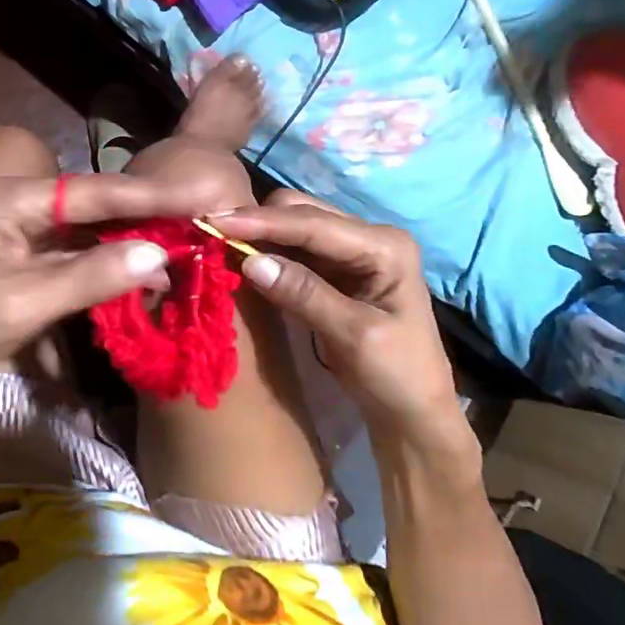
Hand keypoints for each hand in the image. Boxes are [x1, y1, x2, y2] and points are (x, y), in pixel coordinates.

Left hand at [0, 173, 224, 398]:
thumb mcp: (25, 303)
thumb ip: (92, 276)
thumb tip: (161, 253)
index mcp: (16, 199)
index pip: (95, 191)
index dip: (150, 195)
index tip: (201, 197)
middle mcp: (28, 205)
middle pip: (101, 204)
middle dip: (152, 213)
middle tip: (206, 220)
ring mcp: (33, 233)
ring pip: (98, 228)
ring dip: (139, 239)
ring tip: (190, 247)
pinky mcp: (38, 260)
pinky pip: (87, 254)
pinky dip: (118, 263)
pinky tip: (150, 273)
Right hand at [213, 190, 459, 438]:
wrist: (412, 412)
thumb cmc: (397, 376)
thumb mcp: (354, 336)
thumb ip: (304, 294)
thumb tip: (250, 261)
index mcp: (384, 247)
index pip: (313, 224)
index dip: (262, 221)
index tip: (215, 222)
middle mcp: (368, 237)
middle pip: (301, 212)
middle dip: (258, 221)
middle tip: (212, 236)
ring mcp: (350, 252)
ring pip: (292, 226)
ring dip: (258, 234)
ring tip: (218, 243)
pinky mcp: (333, 269)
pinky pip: (291, 249)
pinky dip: (266, 251)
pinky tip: (240, 259)